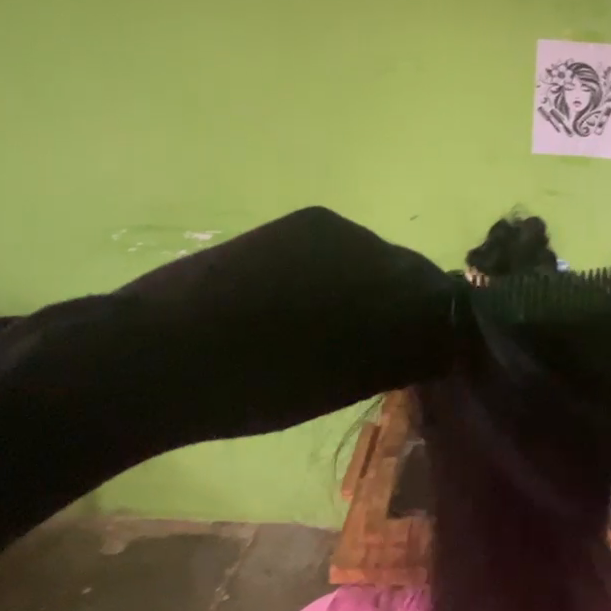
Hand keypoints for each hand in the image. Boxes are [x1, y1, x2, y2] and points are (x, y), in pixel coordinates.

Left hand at [115, 207, 460, 441]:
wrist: (162, 352)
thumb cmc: (257, 388)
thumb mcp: (346, 384)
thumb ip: (402, 355)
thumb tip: (440, 343)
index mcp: (401, 301)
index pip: (448, 308)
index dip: (442, 331)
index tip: (426, 354)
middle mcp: (387, 255)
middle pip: (418, 277)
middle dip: (408, 307)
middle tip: (379, 343)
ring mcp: (345, 233)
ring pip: (381, 259)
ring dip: (371, 286)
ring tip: (332, 320)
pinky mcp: (310, 221)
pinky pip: (346, 245)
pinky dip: (339, 269)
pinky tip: (303, 293)